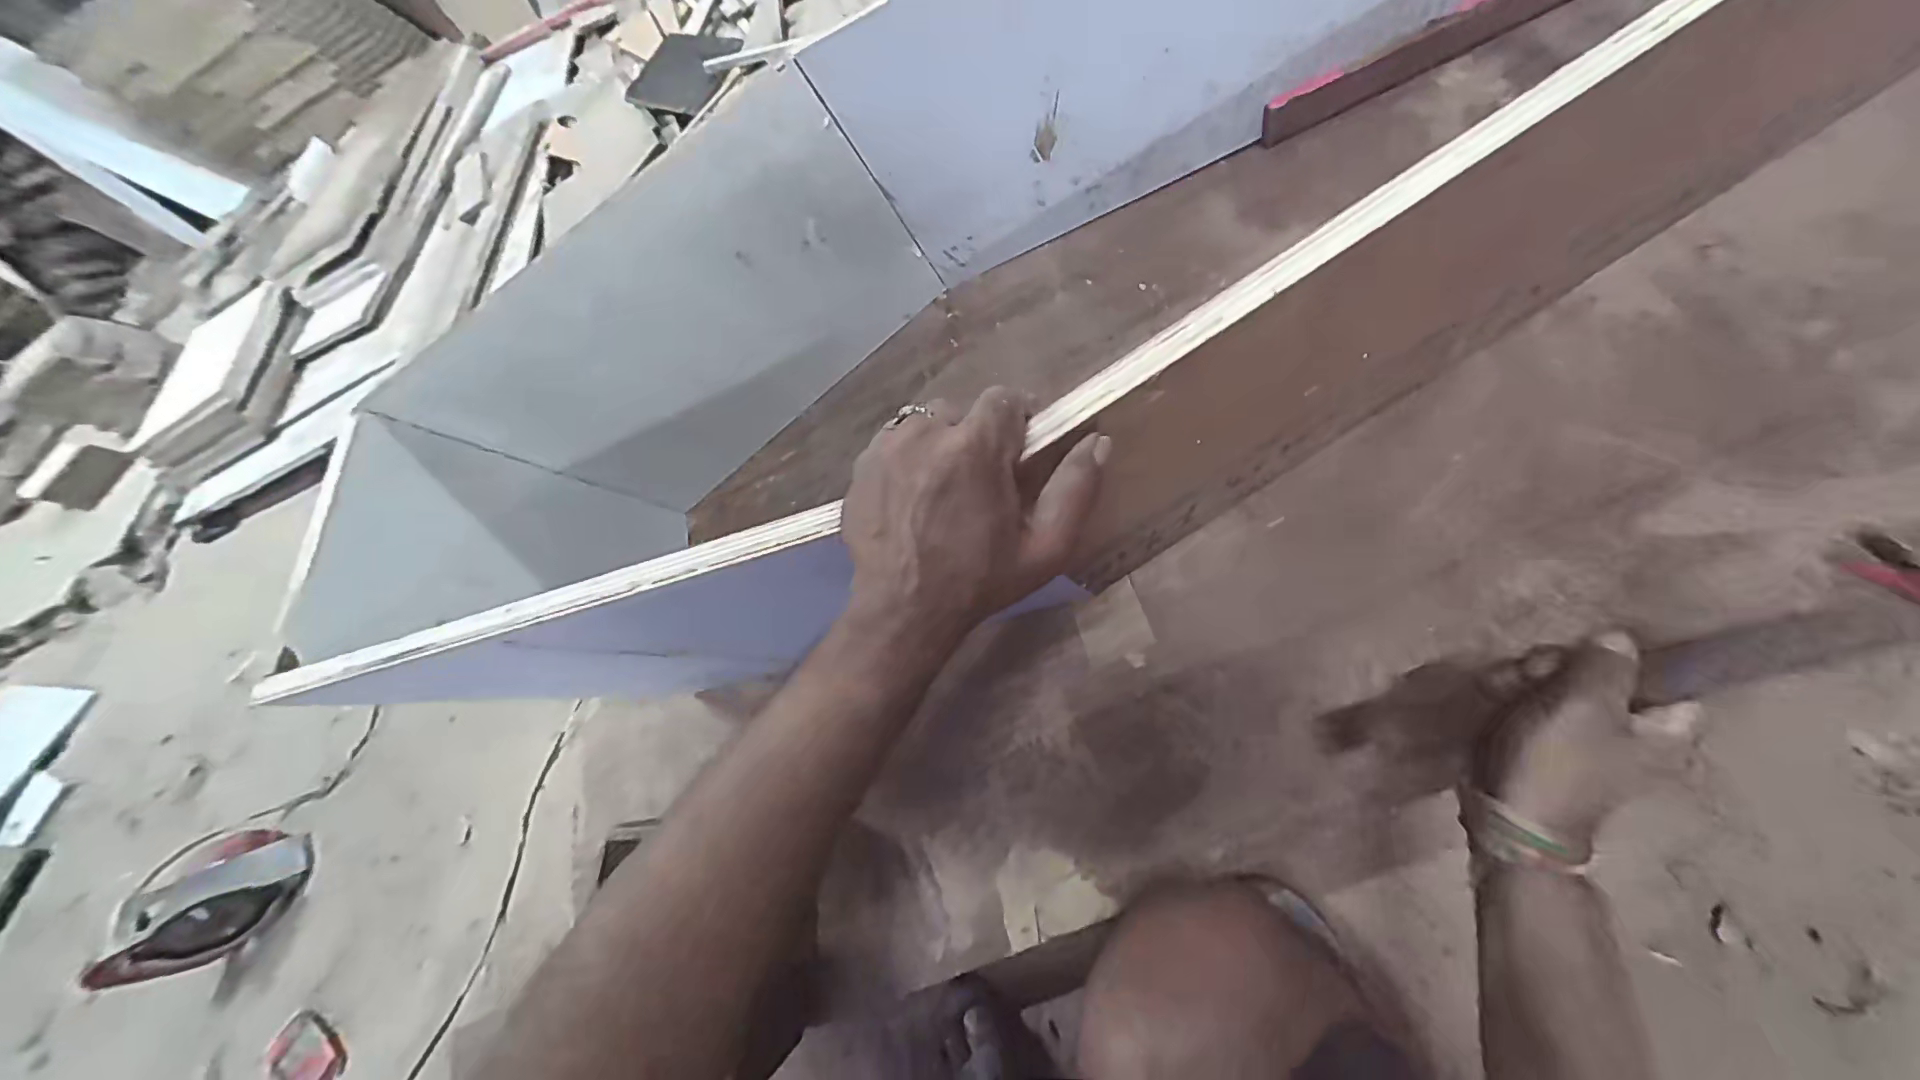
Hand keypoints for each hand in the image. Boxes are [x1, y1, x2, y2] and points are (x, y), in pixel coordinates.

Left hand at [840, 387, 1108, 655]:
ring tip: (944, 488)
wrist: (903, 611)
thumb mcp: (1045, 548)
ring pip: (924, 424)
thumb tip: (1098, 441)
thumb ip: (1076, 489)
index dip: (1017, 420)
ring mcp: (886, 447)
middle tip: (981, 479)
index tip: (1019, 450)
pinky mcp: (861, 465)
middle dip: (976, 436)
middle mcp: (926, 434)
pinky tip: (913, 495)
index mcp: (975, 447)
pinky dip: (908, 458)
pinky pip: (893, 442)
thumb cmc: (979, 582)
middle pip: (962, 411)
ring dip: (940, 444)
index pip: (1004, 398)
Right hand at [1472, 633, 1701, 856]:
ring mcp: (1584, 738)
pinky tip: (1495, 697)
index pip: (1666, 681)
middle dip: (1559, 667)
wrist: (1509, 815)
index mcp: (1661, 730)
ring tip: (1505, 688)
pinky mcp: (1545, 742)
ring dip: (1526, 679)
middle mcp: (1630, 732)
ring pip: (1559, 686)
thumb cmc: (1557, 763)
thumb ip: (1604, 666)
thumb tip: (1619, 636)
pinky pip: (1534, 704)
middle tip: (1535, 674)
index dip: (1628, 663)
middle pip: (1600, 676)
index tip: (1589, 656)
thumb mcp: (1583, 707)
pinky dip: (1513, 697)